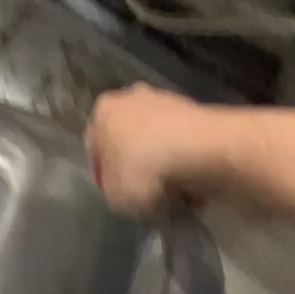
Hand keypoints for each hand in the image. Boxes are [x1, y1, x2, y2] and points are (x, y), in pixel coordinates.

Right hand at [85, 84, 223, 214]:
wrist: (199, 149)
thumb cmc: (145, 170)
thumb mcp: (115, 196)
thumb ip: (111, 189)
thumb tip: (120, 185)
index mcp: (103, 110)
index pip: (94, 147)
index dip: (103, 177)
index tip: (116, 198)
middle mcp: (129, 97)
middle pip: (126, 138)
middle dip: (134, 164)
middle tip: (144, 194)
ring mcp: (163, 100)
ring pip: (154, 139)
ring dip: (161, 162)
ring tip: (173, 194)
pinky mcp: (191, 110)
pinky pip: (180, 142)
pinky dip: (182, 160)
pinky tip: (191, 183)